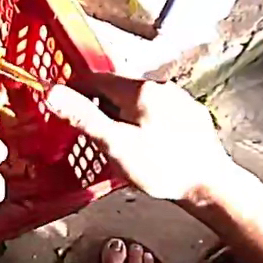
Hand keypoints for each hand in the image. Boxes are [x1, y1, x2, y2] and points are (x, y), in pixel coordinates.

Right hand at [45, 74, 238, 203]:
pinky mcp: (192, 117)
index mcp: (139, 90)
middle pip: (118, 90)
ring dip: (124, 115)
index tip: (65, 105)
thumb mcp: (114, 144)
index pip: (96, 78)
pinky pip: (159, 113)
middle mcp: (161, 88)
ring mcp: (179, 101)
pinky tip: (147, 145)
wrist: (210, 185)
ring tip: (117, 142)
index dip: (76, 90)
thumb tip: (52, 93)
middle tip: (89, 131)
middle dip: (101, 106)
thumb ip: (83, 117)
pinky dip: (146, 123)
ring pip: (140, 102)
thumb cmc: (161, 166)